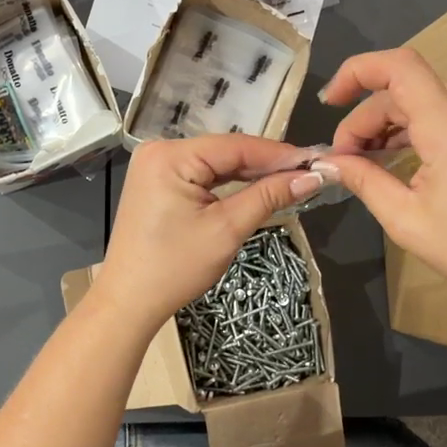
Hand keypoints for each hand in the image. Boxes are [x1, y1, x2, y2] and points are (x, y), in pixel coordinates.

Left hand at [90, 135, 323, 324]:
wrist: (129, 301)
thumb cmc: (175, 267)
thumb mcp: (227, 229)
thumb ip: (268, 197)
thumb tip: (311, 177)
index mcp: (170, 155)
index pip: (236, 145)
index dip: (279, 154)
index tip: (317, 160)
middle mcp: (160, 151)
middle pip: (225, 152)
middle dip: (266, 165)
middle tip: (310, 172)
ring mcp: (156, 167)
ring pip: (215, 164)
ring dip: (250, 175)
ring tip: (292, 181)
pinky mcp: (158, 185)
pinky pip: (201, 177)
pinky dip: (228, 185)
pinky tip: (257, 189)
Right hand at [312, 48, 446, 312]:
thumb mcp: (406, 221)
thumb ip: (364, 181)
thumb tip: (329, 162)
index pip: (399, 67)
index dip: (357, 71)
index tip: (330, 101)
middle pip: (407, 87)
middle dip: (366, 116)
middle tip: (345, 159)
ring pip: (427, 99)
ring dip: (390, 122)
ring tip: (368, 161)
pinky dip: (416, 127)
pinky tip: (402, 159)